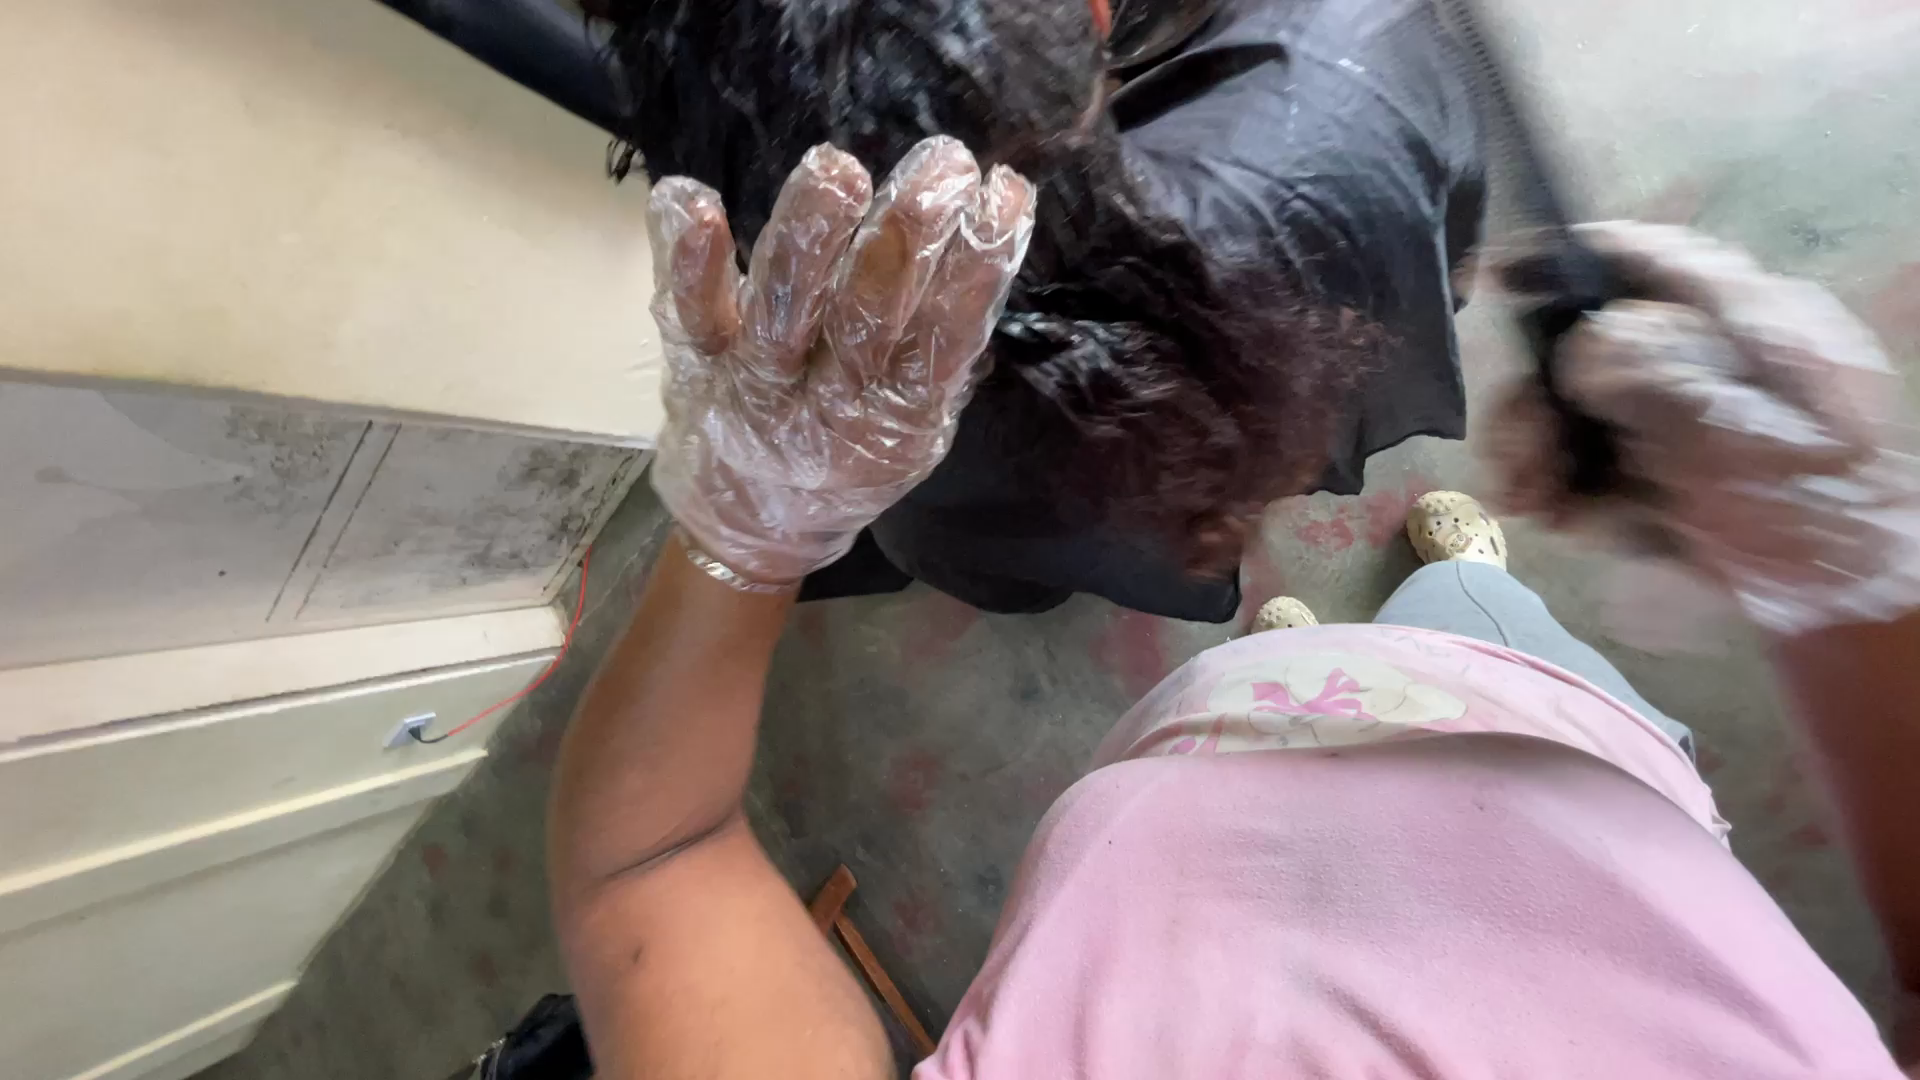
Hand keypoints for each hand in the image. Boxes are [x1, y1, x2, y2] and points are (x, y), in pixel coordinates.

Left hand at [647, 137, 1035, 584]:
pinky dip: (691, 261)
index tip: (1002, 195)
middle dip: (904, 241)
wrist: (751, 530)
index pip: (944, 341)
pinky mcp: (697, 366)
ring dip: (809, 239)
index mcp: (895, 421)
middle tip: (941, 166)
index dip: (977, 271)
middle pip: (866, 320)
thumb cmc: (843, 471)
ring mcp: (759, 386)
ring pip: (785, 313)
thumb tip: (981, 276)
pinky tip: (694, 199)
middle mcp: (829, 405)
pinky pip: (692, 314)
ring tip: (840, 173)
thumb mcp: (911, 440)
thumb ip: (942, 373)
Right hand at [1489, 222, 1919, 634]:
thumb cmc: (1805, 508)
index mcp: (1749, 327)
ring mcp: (1656, 405)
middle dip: (1531, 407)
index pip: (1654, 265)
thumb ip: (1667, 382)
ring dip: (1526, 453)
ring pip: (1553, 405)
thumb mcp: (1745, 439)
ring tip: (1529, 501)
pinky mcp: (1630, 449)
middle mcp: (1694, 356)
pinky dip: (1541, 480)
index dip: (1573, 257)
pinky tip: (1549, 511)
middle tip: (1514, 460)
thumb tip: (1585, 340)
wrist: (1822, 585)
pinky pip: (1559, 451)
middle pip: (1575, 348)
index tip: (1498, 269)